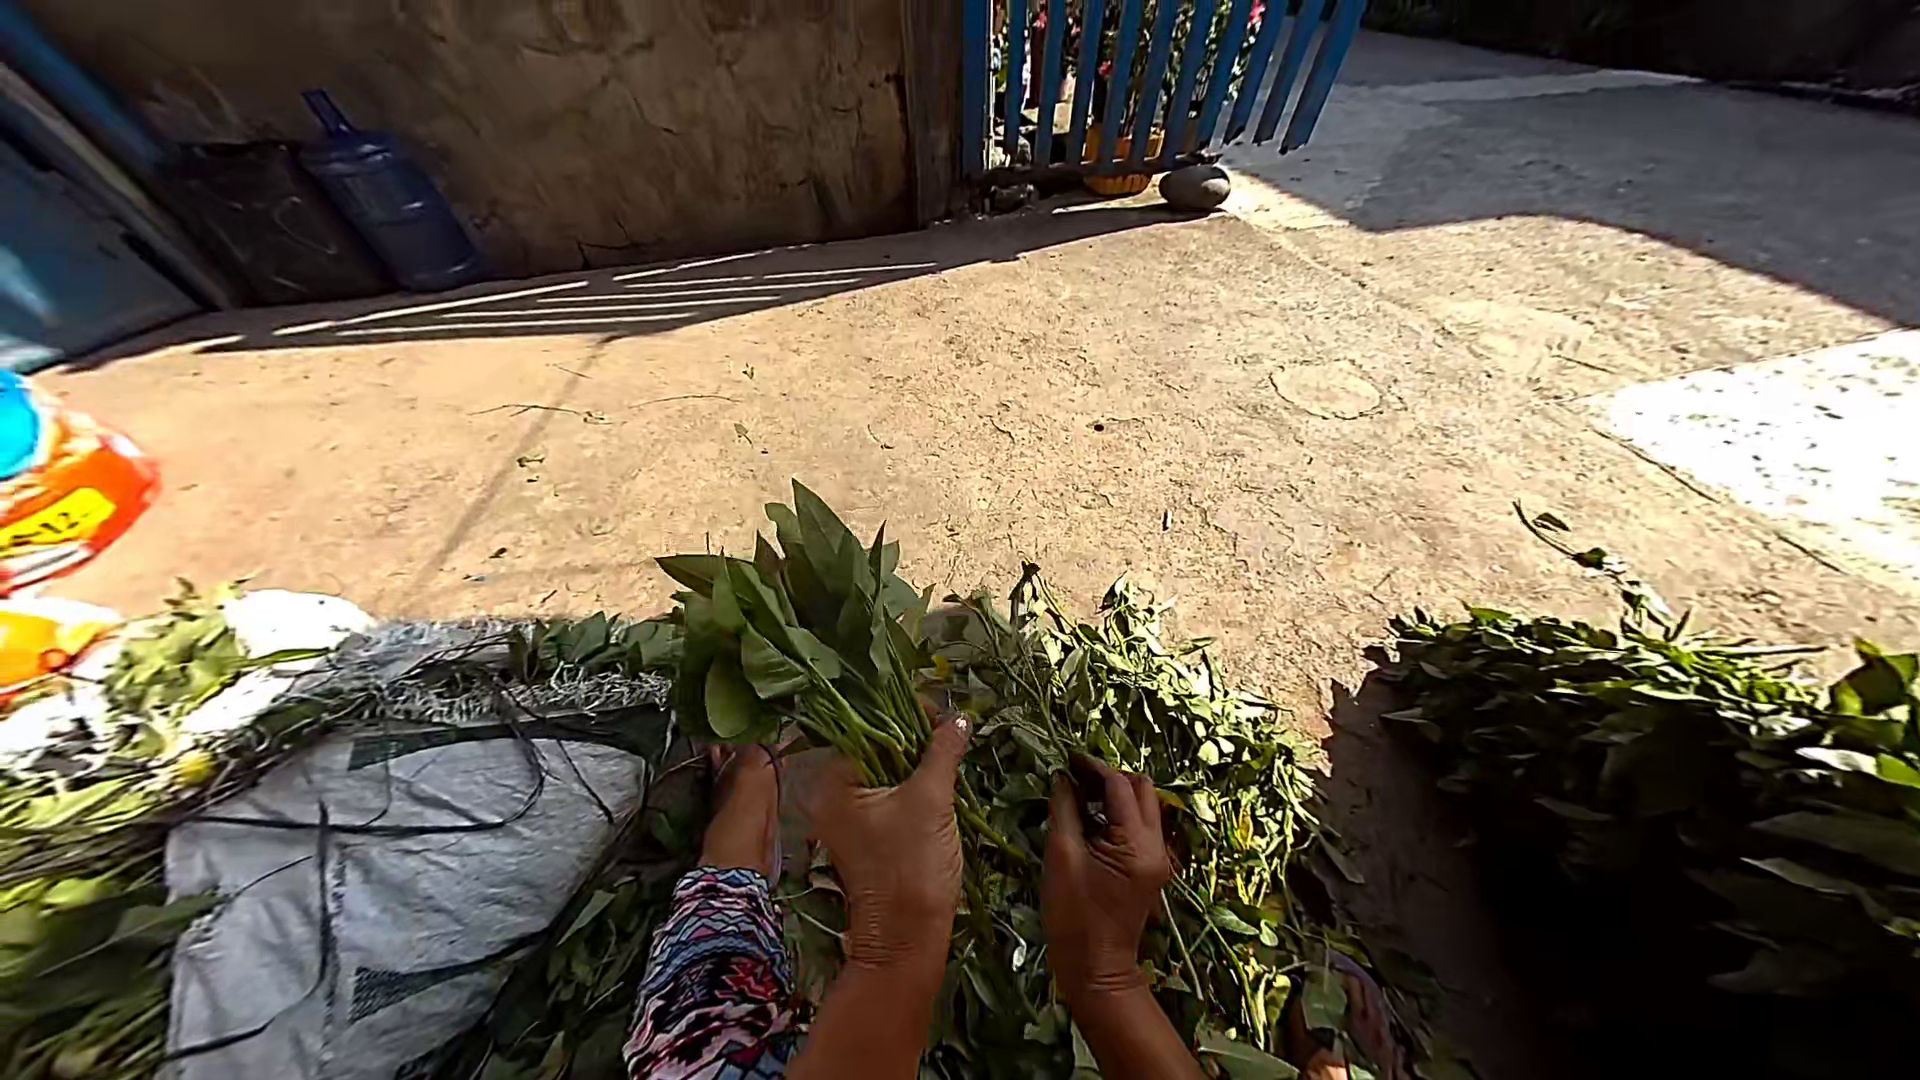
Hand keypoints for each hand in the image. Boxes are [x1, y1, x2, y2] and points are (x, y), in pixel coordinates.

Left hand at [800, 714, 969, 977]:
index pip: (869, 727)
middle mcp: (835, 794)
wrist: (908, 943)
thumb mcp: (930, 800)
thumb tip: (960, 716)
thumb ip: (942, 751)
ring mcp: (853, 814)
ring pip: (889, 768)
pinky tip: (944, 770)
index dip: (906, 713)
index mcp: (835, 783)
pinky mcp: (872, 831)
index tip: (941, 709)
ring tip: (952, 742)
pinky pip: (894, 791)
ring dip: (920, 756)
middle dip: (916, 734)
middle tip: (951, 725)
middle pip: (878, 745)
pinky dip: (918, 779)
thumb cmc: (912, 868)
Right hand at [1043, 755, 1172, 1003]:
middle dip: (1110, 776)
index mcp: (1137, 844)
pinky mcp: (1150, 866)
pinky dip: (1118, 812)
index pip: (1120, 786)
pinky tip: (1091, 816)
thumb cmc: (1073, 916)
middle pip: (1142, 789)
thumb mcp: (1062, 855)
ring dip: (1115, 793)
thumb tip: (1063, 776)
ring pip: (1144, 804)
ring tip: (1080, 793)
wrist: (1095, 969)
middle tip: (1077, 777)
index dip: (1093, 767)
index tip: (1067, 759)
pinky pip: (1140, 824)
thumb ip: (1064, 808)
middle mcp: (1157, 847)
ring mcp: (1157, 858)